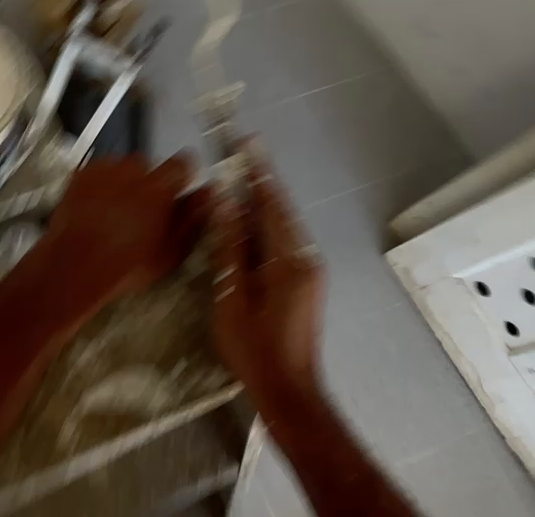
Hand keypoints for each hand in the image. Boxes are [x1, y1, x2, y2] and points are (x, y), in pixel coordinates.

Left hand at [33, 152, 208, 310]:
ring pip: (123, 168)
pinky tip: (99, 209)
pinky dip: (101, 184)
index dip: (182, 176)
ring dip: (124, 183)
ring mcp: (105, 168)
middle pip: (151, 166)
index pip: (183, 163)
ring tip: (117, 213)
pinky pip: (100, 171)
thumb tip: (206, 195)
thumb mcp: (172, 250)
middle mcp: (133, 169)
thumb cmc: (126, 264)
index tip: (178, 189)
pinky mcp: (83, 172)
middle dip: (150, 183)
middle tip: (144, 211)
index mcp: (161, 186)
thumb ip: (193, 217)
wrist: (77, 264)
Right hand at [208, 152, 326, 402]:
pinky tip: (243, 223)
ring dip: (259, 203)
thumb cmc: (254, 347)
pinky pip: (282, 242)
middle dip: (257, 181)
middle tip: (235, 154)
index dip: (258, 171)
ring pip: (281, 226)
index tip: (246, 141)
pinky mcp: (304, 282)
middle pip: (279, 210)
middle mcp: (306, 258)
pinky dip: (263, 225)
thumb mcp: (233, 293)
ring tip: (234, 181)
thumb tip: (225, 200)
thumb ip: (230, 245)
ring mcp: (308, 271)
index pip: (272, 203)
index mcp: (289, 260)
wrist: (290, 393)